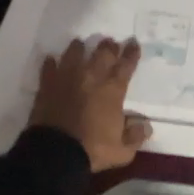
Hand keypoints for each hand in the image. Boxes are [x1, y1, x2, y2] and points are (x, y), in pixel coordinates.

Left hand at [30, 38, 152, 171]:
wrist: (56, 152)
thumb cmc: (92, 150)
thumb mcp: (122, 151)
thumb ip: (135, 137)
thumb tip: (146, 126)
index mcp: (112, 91)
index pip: (126, 66)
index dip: (131, 54)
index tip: (133, 43)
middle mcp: (91, 78)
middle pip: (102, 54)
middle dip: (108, 46)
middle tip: (110, 42)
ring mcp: (67, 78)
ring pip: (74, 53)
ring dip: (79, 48)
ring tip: (81, 44)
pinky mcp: (47, 85)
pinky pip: (49, 67)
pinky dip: (51, 62)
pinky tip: (52, 59)